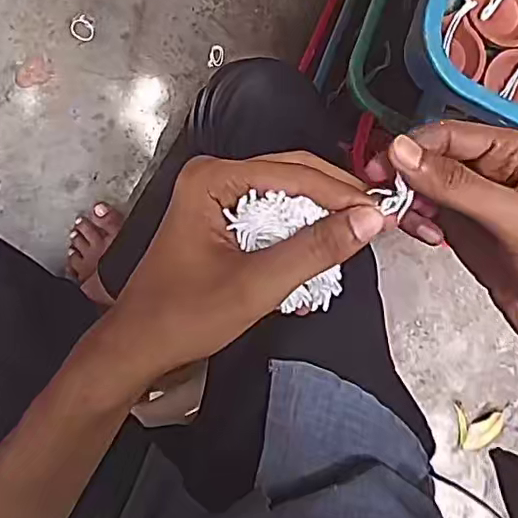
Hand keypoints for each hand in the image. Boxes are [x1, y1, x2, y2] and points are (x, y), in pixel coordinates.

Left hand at [87, 152, 388, 390]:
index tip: (378, 212)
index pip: (292, 173)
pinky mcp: (221, 213)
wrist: (139, 344)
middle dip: (335, 196)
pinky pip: (271, 207)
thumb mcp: (256, 285)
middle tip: (375, 218)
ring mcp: (215, 193)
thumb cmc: (180, 315)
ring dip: (321, 209)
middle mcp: (212, 176)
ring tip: (358, 229)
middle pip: (290, 172)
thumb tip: (365, 220)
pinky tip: (324, 241)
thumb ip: (314, 250)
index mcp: (211, 179)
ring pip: (284, 189)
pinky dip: (300, 224)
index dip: (340, 192)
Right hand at [365, 122, 517, 348]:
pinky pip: (423, 209)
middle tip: (383, 190)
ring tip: (409, 218)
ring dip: (407, 198)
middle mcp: (492, 169)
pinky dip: (414, 218)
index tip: (387, 164)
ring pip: (421, 183)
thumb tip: (407, 153)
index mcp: (516, 151)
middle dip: (405, 173)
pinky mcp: (461, 226)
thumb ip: (458, 185)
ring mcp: (473, 199)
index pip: (450, 135)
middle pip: (430, 156)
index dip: (414, 147)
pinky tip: (424, 232)